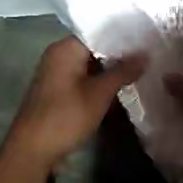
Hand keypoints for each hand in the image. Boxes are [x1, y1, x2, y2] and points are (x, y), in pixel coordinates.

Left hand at [4, 36, 147, 165]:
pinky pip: (83, 80)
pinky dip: (100, 83)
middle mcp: (58, 55)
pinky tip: (121, 89)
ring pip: (90, 66)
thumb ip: (123, 71)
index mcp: (66, 48)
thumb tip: (146, 53)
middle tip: (149, 57)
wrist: (33, 149)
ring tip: (141, 71)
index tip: (148, 39)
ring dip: (111, 71)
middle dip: (120, 55)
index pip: (100, 32)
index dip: (124, 36)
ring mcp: (56, 74)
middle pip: (95, 49)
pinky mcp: (58, 91)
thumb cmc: (66, 117)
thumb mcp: (99, 94)